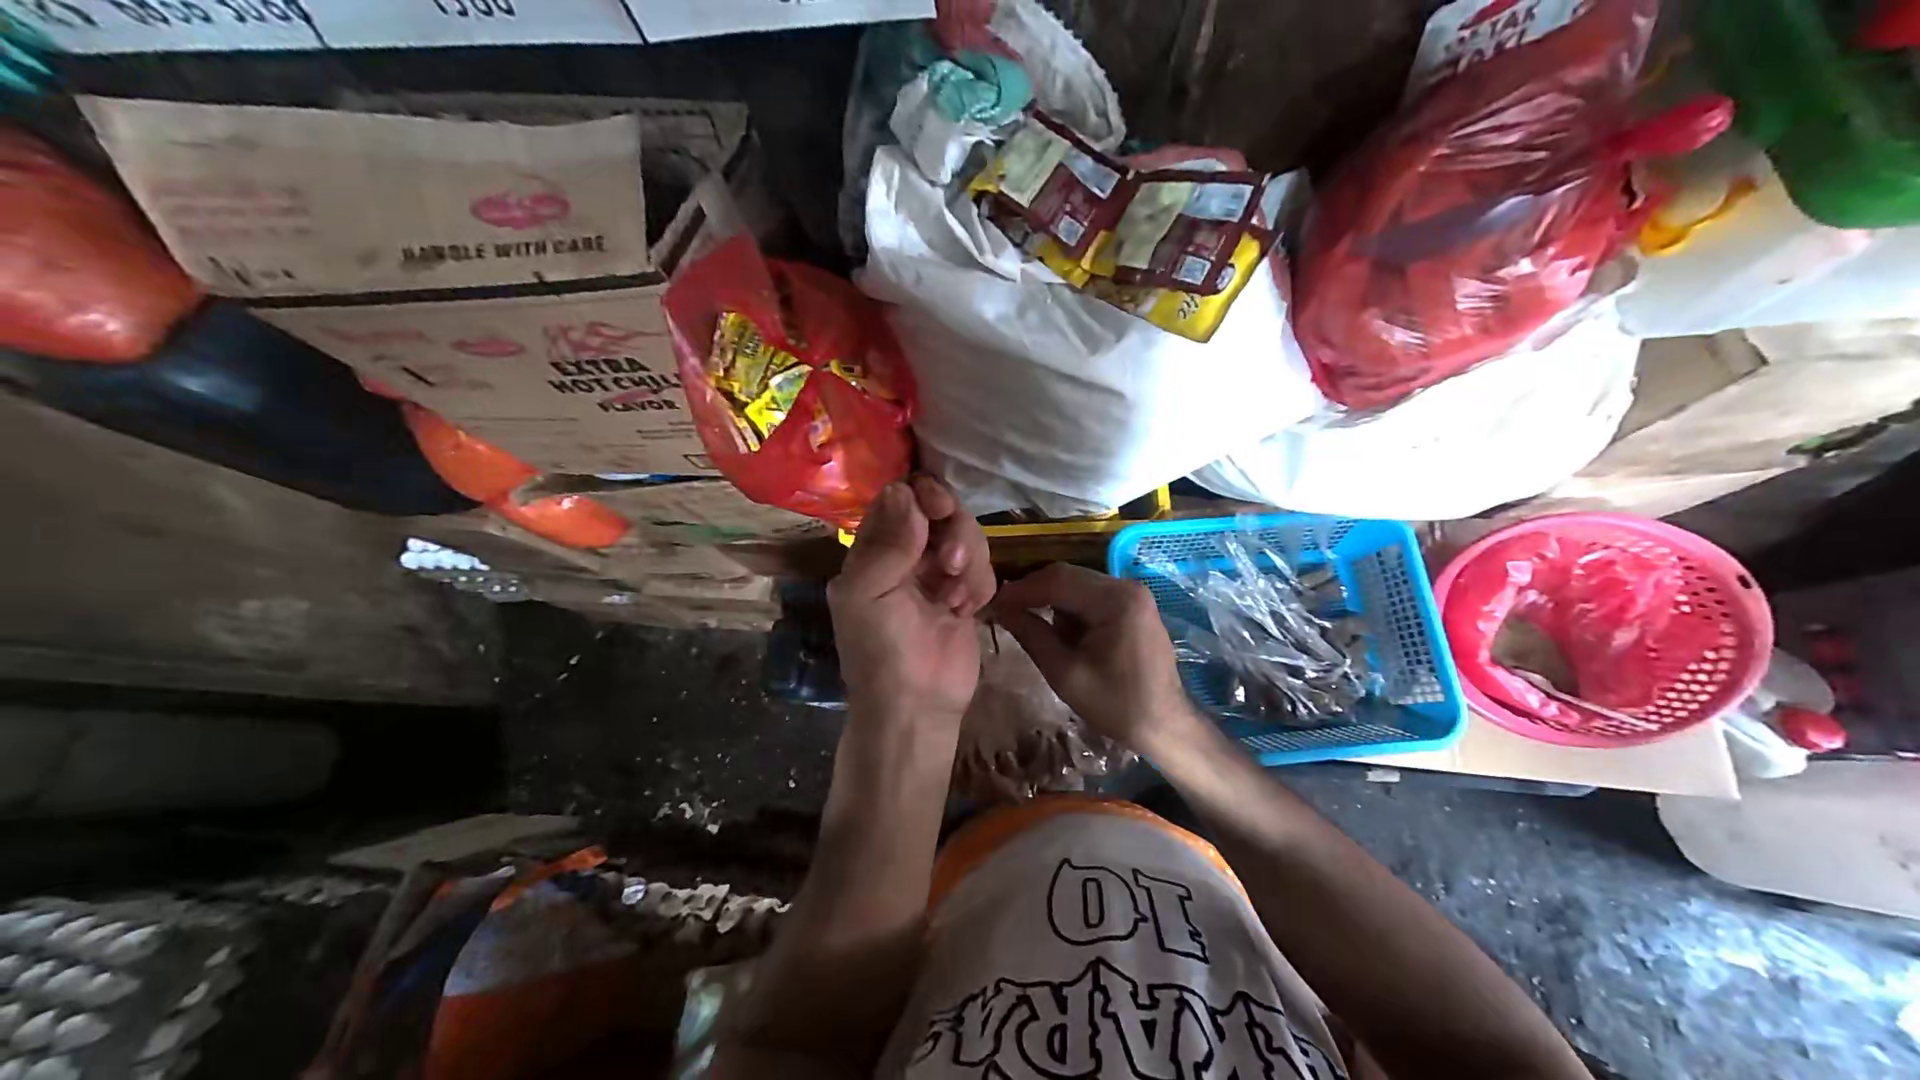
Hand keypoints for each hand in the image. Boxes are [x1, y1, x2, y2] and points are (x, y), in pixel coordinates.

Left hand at [828, 476, 995, 725]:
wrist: (916, 706)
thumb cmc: (881, 650)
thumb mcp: (868, 593)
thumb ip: (889, 542)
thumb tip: (903, 489)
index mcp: (873, 550)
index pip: (898, 499)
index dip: (921, 494)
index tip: (938, 508)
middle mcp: (906, 556)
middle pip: (940, 512)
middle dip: (953, 529)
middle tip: (952, 559)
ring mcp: (938, 575)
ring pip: (966, 536)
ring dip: (968, 559)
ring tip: (956, 595)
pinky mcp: (966, 595)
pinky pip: (983, 568)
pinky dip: (979, 585)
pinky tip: (967, 610)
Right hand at [991, 563, 1206, 757]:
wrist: (1164, 725)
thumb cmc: (1116, 705)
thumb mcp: (1064, 673)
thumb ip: (1031, 634)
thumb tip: (1000, 608)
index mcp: (1116, 599)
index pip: (1057, 580)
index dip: (1020, 590)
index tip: (992, 603)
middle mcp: (1126, 586)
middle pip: (1067, 576)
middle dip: (1033, 592)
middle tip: (1002, 610)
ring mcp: (1132, 595)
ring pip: (1076, 585)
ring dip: (1049, 600)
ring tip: (1023, 621)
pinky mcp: (1132, 606)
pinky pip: (1090, 596)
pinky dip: (1068, 608)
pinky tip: (1053, 628)